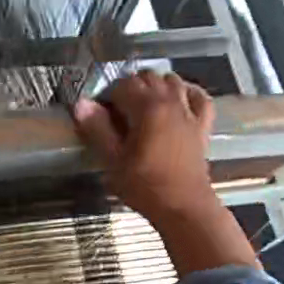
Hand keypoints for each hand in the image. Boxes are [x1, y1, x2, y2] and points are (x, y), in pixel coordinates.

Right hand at [73, 72, 256, 274]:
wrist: (183, 206)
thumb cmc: (144, 187)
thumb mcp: (113, 162)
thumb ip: (98, 130)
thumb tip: (81, 104)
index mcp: (147, 107)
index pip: (122, 85)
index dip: (106, 96)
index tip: (98, 115)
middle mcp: (171, 100)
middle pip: (147, 77)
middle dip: (129, 88)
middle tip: (116, 113)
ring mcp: (190, 111)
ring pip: (172, 81)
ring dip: (155, 86)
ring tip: (142, 107)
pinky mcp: (202, 124)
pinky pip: (197, 96)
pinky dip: (186, 93)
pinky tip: (178, 100)